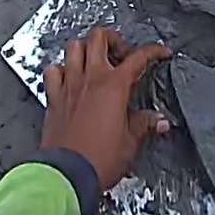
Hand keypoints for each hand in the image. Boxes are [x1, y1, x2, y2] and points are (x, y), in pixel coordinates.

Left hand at [42, 28, 170, 188]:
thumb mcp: (130, 142)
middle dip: (113, 40)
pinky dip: (61, 70)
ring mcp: (70, 85)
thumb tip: (159, 121)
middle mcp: (91, 78)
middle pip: (99, 37)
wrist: (66, 177)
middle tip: (120, 55)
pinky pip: (53, 71)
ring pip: (74, 47)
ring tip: (95, 62)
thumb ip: (144, 124)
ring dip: (86, 50)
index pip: (139, 57)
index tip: (161, 53)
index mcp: (115, 85)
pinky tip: (69, 79)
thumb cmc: (99, 159)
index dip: (154, 51)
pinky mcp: (53, 98)